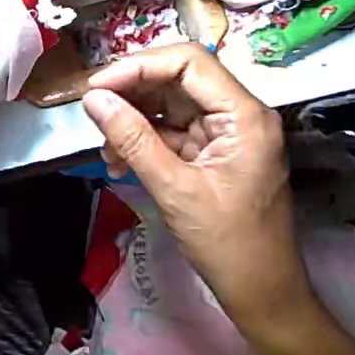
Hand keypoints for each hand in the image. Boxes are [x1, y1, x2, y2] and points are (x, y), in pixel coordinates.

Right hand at [80, 43, 307, 320]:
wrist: (261, 290)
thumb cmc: (227, 242)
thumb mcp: (173, 188)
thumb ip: (132, 139)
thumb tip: (93, 100)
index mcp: (243, 115)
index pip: (188, 64)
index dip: (138, 67)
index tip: (97, 87)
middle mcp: (238, 114)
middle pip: (177, 81)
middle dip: (132, 95)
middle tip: (94, 114)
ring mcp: (225, 134)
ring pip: (170, 107)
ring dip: (133, 121)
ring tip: (106, 149)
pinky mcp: (212, 153)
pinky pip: (172, 133)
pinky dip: (143, 142)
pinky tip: (119, 161)